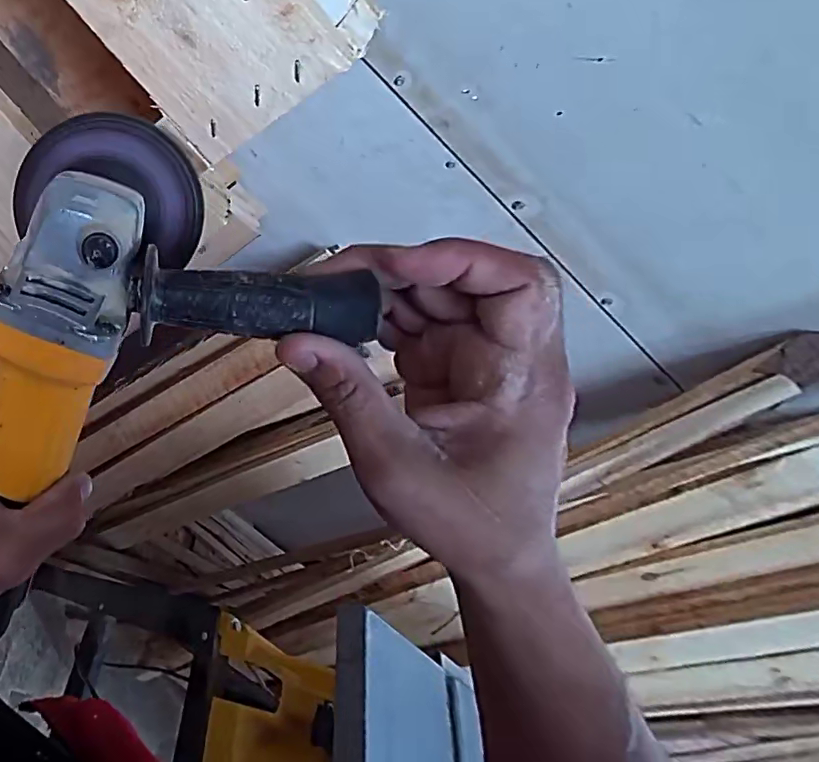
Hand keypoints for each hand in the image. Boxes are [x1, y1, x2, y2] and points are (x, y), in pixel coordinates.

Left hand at [0, 355, 93, 634]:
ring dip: (21, 422)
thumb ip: (58, 514)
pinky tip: (32, 466)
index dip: (26, 361)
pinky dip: (8, 444)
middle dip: (31, 394)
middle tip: (69, 402)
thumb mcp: (15, 548)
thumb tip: (85, 483)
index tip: (60, 362)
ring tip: (58, 432)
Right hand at [276, 239, 574, 584]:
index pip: (518, 283)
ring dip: (380, 291)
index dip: (455, 258)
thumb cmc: (469, 524)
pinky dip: (378, 315)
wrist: (495, 561)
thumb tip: (295, 341)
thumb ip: (346, 396)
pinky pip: (416, 319)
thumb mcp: (396, 465)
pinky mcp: (455, 363)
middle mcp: (510, 354)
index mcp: (522, 375)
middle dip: (397, 270)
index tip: (394, 265)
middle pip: (463, 278)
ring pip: (433, 292)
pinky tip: (344, 328)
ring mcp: (481, 356)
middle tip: (334, 282)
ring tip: (327, 305)